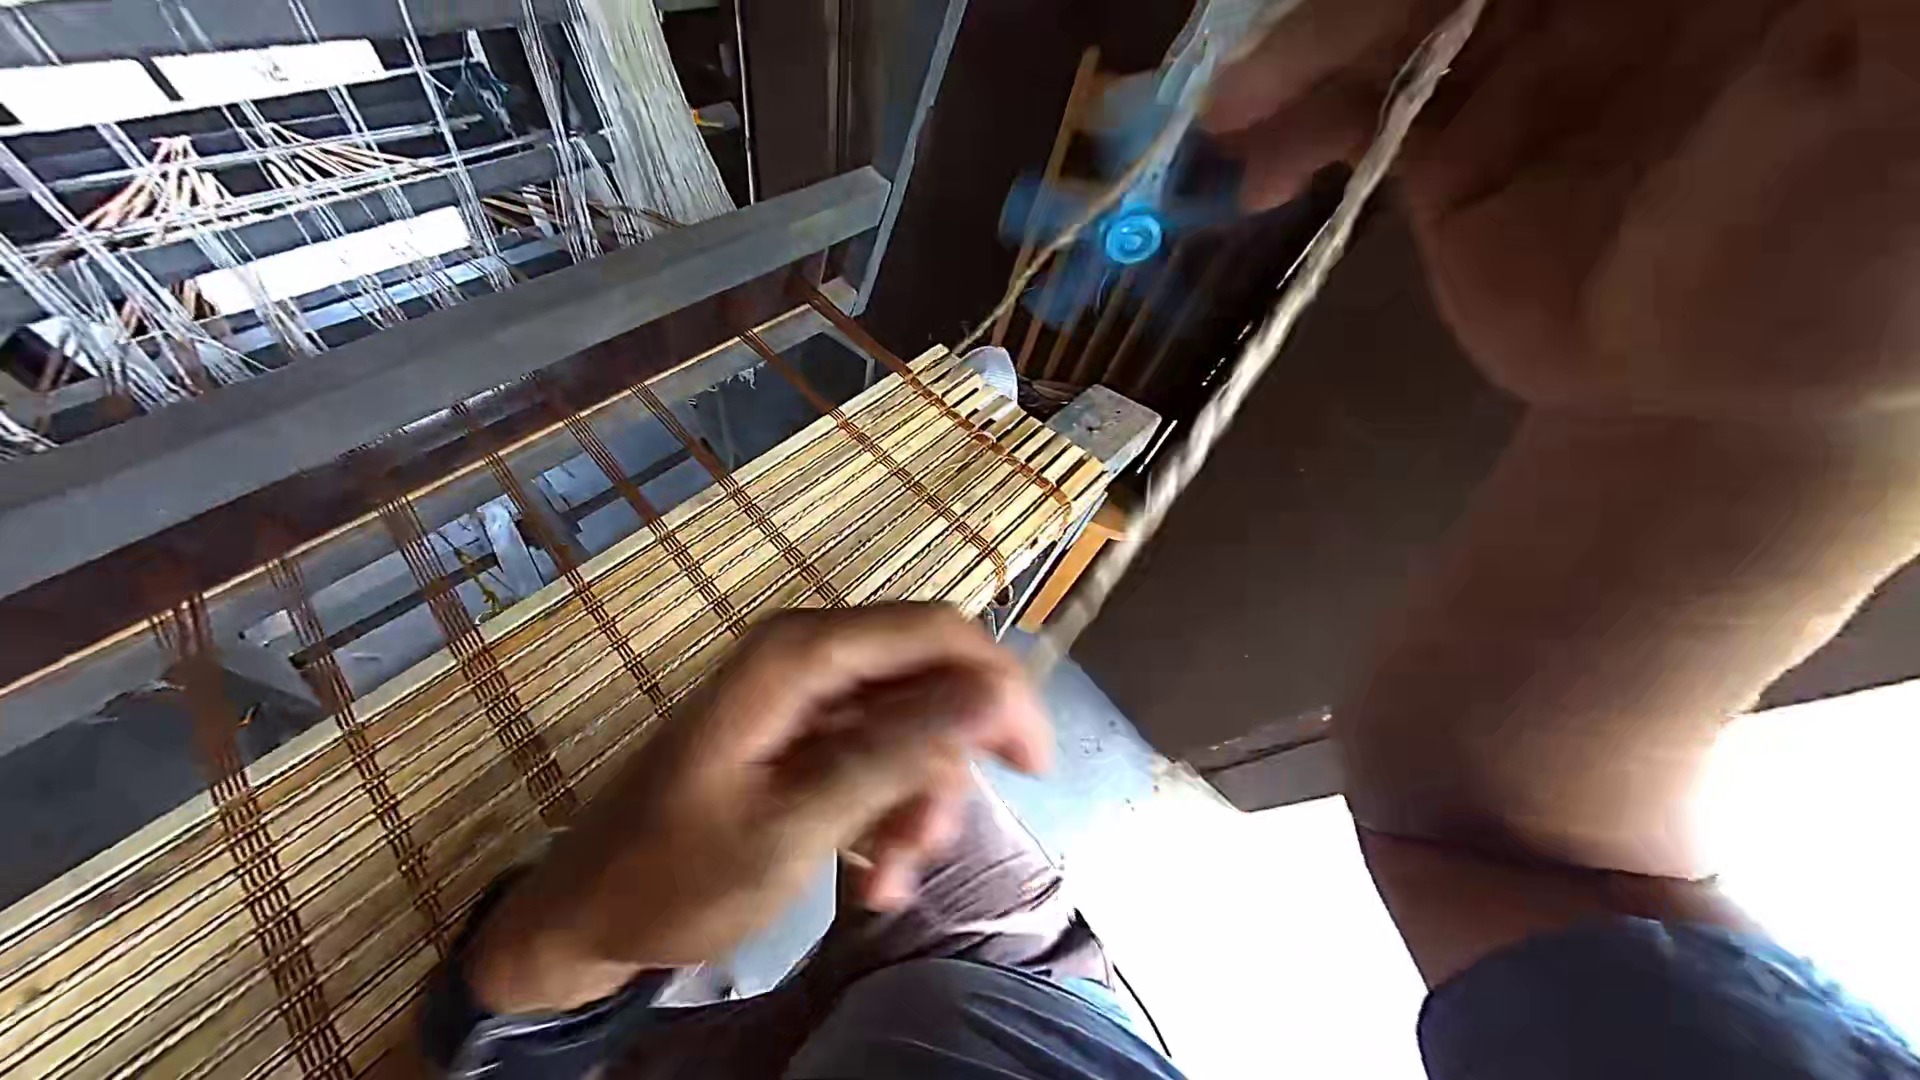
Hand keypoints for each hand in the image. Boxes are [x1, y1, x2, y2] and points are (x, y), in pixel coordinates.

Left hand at [465, 604, 1049, 1012]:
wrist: (590, 911)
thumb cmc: (676, 875)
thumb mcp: (794, 827)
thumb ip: (892, 754)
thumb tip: (989, 695)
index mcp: (799, 653)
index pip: (933, 631)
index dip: (997, 683)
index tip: (1033, 758)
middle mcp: (812, 652)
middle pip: (930, 670)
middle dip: (956, 753)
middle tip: (955, 830)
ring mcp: (812, 688)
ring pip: (915, 717)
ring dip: (921, 792)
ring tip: (894, 870)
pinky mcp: (813, 724)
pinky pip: (885, 744)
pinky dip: (895, 800)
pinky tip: (877, 865)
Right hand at [1206, 0, 1919, 420]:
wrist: (1713, 384)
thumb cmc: (1859, 245)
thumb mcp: (1908, 62)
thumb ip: (1823, 6)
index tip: (1380, 1)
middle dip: (1345, 4)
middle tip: (1258, 59)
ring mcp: (1522, 62)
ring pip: (1391, 27)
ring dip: (1301, 61)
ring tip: (1230, 114)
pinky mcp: (1448, 151)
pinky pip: (1359, 120)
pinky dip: (1302, 136)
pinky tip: (1263, 177)